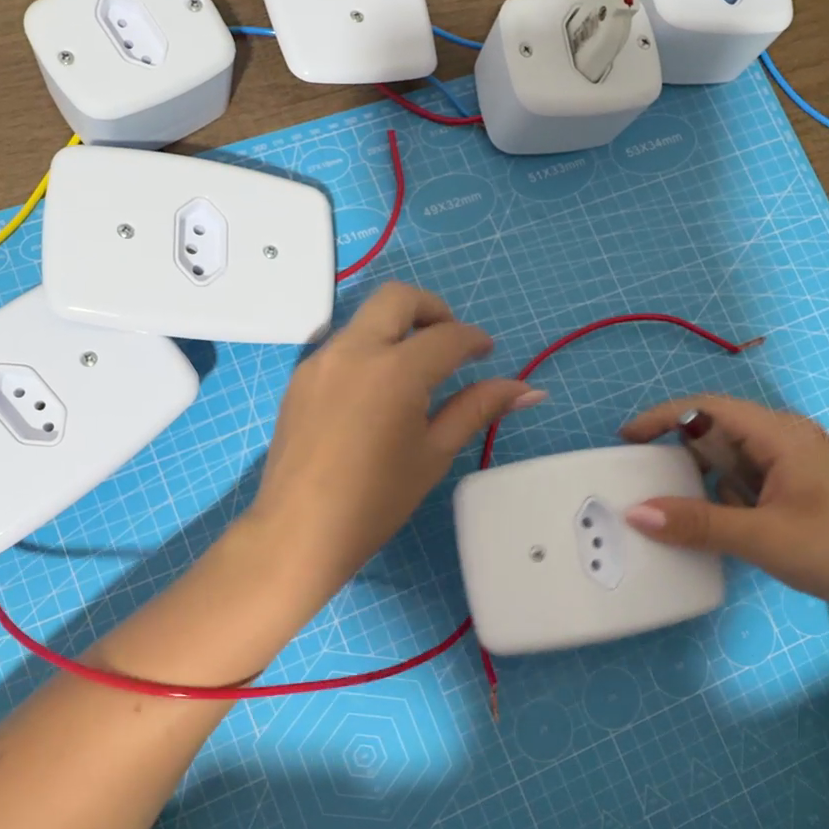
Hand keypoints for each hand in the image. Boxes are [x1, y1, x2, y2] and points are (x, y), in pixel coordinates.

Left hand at [247, 283, 543, 595]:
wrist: (299, 530)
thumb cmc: (376, 500)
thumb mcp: (434, 453)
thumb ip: (477, 409)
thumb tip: (529, 390)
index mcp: (395, 369)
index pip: (447, 336)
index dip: (474, 340)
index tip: (486, 353)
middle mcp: (354, 350)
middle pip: (398, 298)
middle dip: (433, 309)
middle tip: (450, 343)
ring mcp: (320, 361)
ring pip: (364, 319)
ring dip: (396, 329)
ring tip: (414, 373)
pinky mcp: (299, 379)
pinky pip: (340, 346)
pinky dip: (367, 351)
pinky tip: (375, 395)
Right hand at [619, 395, 828, 616]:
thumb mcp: (762, 537)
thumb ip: (696, 523)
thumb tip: (636, 512)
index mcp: (780, 435)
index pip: (707, 408)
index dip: (662, 418)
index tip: (626, 440)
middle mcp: (787, 440)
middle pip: (718, 432)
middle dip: (679, 454)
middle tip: (645, 482)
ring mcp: (797, 466)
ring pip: (732, 459)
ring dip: (702, 480)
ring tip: (676, 509)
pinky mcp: (801, 490)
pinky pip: (748, 481)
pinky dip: (724, 496)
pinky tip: (718, 524)